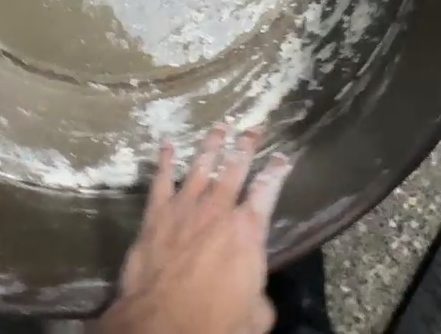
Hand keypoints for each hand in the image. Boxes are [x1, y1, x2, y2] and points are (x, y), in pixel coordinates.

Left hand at [96, 126, 293, 333]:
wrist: (162, 323)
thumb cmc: (214, 322)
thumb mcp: (254, 317)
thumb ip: (259, 297)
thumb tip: (258, 296)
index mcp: (246, 231)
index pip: (268, 190)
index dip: (277, 171)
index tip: (283, 156)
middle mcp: (218, 209)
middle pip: (235, 168)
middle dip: (246, 146)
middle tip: (254, 128)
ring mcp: (185, 207)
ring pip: (200, 166)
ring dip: (211, 145)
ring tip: (219, 127)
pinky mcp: (156, 214)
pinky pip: (161, 180)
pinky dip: (163, 161)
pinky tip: (165, 145)